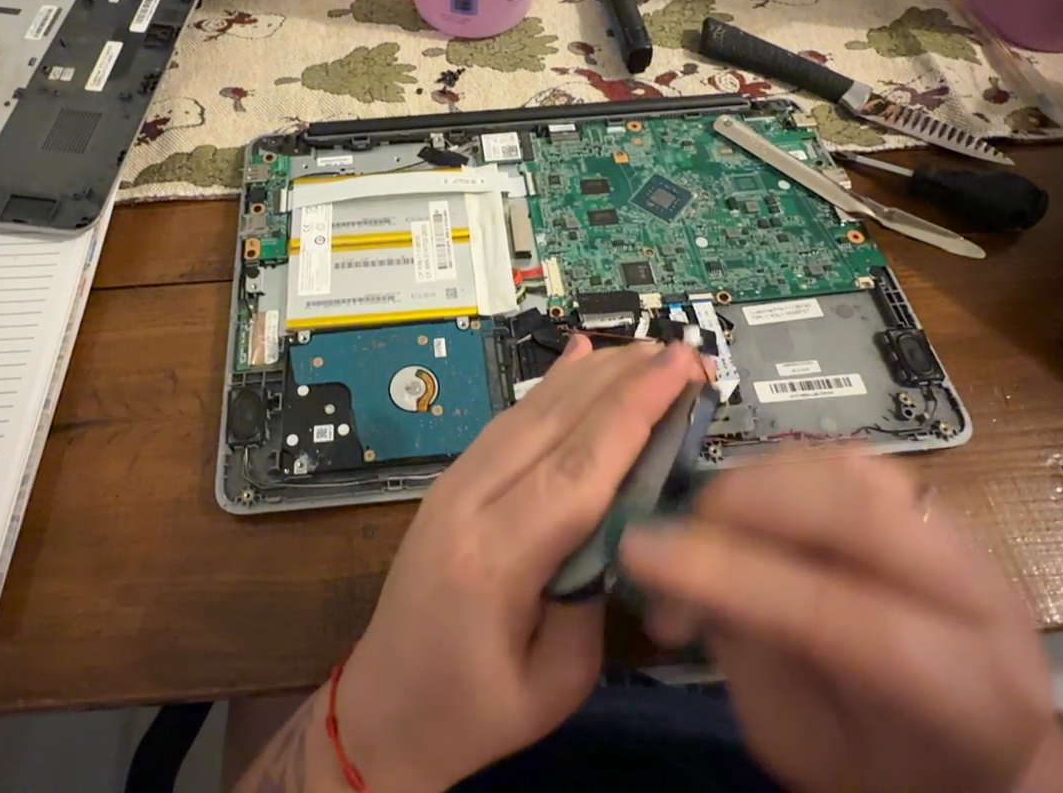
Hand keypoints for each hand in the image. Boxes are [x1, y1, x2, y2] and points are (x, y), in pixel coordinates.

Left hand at [335, 336, 705, 791]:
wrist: (383, 707)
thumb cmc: (474, 711)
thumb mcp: (557, 679)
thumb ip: (596, 591)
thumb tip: (624, 516)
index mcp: (495, 561)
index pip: (577, 469)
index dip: (633, 412)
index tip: (679, 369)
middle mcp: (467, 504)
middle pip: (553, 424)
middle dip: (621, 380)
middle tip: (679, 352)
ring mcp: (451, 485)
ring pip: (528, 412)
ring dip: (589, 375)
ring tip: (643, 351)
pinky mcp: (450, 482)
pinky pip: (507, 422)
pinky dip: (549, 387)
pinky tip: (578, 359)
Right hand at [619, 451, 1057, 792]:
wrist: (970, 746)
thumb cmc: (875, 762)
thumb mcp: (799, 740)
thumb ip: (748, 652)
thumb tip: (684, 565)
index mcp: (964, 694)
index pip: (842, 616)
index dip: (731, 575)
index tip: (639, 552)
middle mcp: (981, 599)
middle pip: (857, 511)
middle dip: (739, 506)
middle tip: (669, 534)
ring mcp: (962, 537)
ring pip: (847, 468)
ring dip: (753, 482)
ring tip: (706, 525)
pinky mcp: (930, 503)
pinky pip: (844, 459)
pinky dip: (777, 469)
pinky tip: (746, 506)